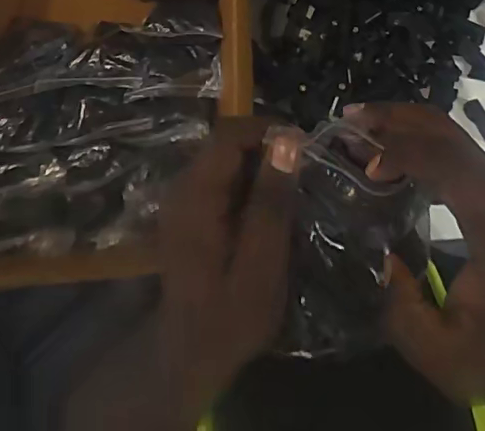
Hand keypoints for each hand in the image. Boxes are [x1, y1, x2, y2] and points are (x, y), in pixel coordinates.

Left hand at [65, 116, 303, 429]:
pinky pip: (219, 178)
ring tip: (291, 187)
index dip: (266, 129)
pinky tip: (268, 208)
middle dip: (266, 147)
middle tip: (303, 169)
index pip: (228, 134)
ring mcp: (181, 197)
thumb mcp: (261, 264)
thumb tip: (287, 141)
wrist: (185, 354)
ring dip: (258, 164)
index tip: (303, 144)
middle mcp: (182, 185)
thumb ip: (272, 201)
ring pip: (224, 158)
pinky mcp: (187, 210)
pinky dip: (247, 182)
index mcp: (196, 194)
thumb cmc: (228, 316)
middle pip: (225, 142)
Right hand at [346, 103, 484, 429]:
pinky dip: (412, 135)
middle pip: (442, 130)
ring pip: (445, 129)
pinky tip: (384, 151)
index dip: (401, 154)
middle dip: (391, 119)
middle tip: (344, 124)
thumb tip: (377, 258)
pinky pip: (448, 143)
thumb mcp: (450, 357)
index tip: (365, 171)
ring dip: (399, 121)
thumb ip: (403, 314)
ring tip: (356, 128)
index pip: (445, 161)